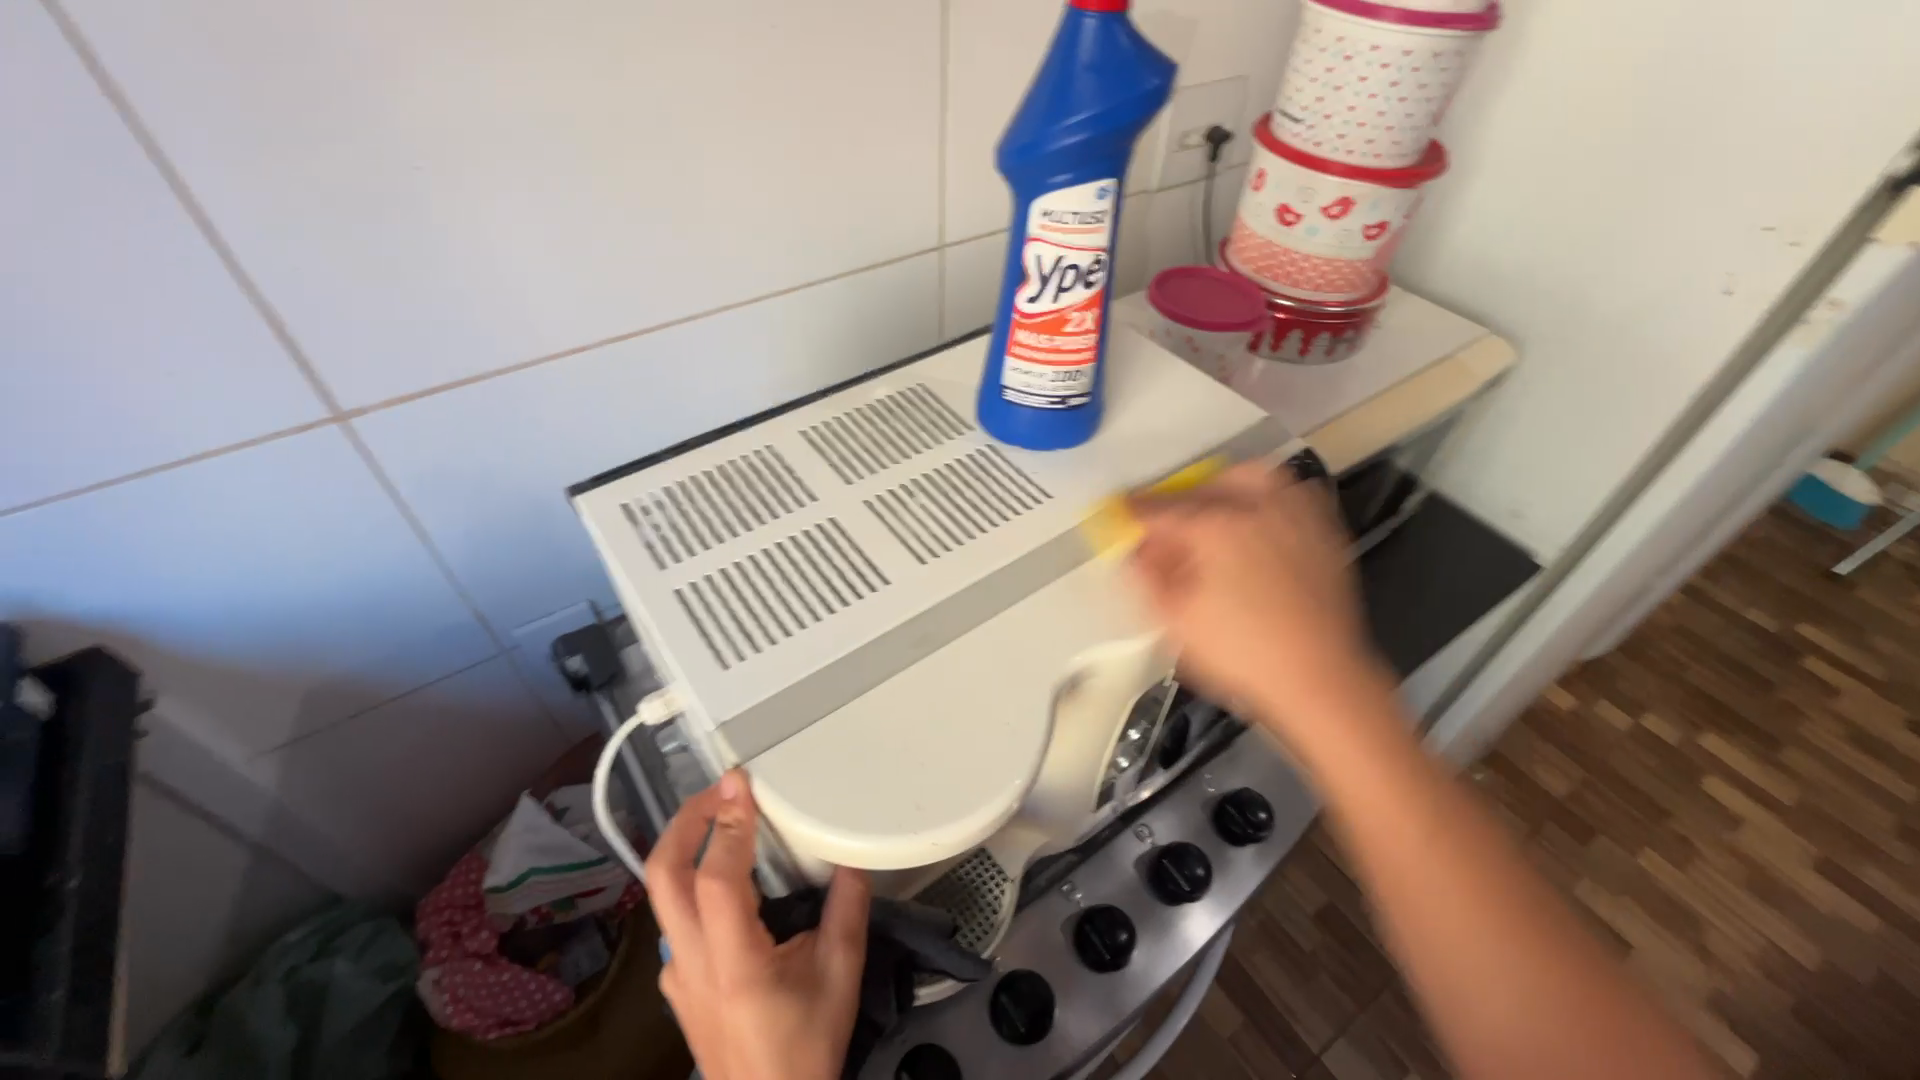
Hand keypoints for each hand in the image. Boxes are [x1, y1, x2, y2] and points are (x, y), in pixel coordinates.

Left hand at [645, 769, 869, 1079]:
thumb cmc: (805, 1045)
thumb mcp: (840, 975)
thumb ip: (848, 910)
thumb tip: (851, 857)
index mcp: (734, 963)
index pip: (716, 881)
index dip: (726, 826)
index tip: (739, 785)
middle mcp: (690, 963)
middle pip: (663, 876)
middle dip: (686, 820)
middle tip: (720, 790)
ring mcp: (674, 973)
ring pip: (662, 896)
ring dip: (684, 845)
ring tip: (721, 818)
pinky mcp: (674, 981)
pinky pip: (674, 918)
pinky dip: (691, 880)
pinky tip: (725, 878)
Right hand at [1126, 463, 1390, 736]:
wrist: (1319, 679)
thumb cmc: (1242, 654)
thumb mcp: (1175, 621)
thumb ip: (1146, 577)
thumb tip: (1134, 551)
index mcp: (1215, 526)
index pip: (1160, 509)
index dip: (1134, 513)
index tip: (1120, 515)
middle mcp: (1257, 507)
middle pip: (1205, 485)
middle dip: (1178, 501)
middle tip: (1167, 526)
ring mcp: (1295, 515)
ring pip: (1251, 477)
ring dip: (1223, 488)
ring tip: (1212, 514)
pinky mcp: (1324, 531)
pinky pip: (1291, 493)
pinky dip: (1268, 498)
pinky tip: (1258, 520)